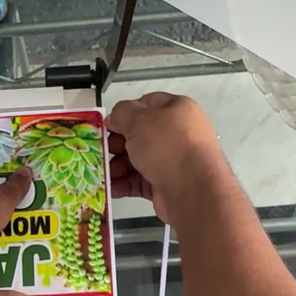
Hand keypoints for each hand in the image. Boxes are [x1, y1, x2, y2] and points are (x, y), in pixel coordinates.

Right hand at [107, 91, 231, 226]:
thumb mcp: (139, 120)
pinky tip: (109, 188)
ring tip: (102, 173)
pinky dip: (123, 184)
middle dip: (117, 144)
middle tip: (102, 151)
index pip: (147, 105)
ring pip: (137, 160)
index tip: (108, 124)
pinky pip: (139, 181)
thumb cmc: (167, 146)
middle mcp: (176, 134)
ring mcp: (172, 161)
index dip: (126, 113)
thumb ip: (122, 113)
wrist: (192, 190)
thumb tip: (114, 118)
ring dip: (117, 166)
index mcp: (176, 110)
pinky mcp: (165, 184)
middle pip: (139, 135)